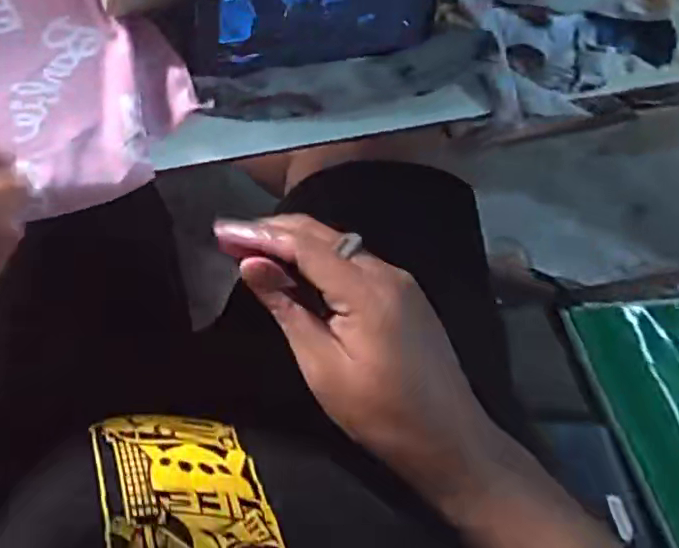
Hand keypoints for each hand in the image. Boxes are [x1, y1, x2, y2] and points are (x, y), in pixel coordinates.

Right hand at [213, 215, 512, 507]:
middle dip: (270, 230)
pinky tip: (290, 265)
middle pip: (318, 233)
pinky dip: (314, 255)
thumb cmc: (382, 417)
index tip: (222, 230)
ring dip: (291, 240)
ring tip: (250, 246)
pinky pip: (349, 258)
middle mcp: (385, 272)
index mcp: (367, 291)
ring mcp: (397, 279)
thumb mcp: (323, 368)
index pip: (302, 244)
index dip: (258, 233)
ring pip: (334, 242)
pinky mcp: (401, 290)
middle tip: (228, 234)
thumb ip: (286, 308)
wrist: (457, 448)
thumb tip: (249, 263)